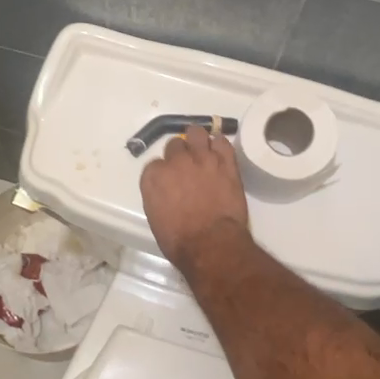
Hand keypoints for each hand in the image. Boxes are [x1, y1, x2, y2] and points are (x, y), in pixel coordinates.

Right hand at [139, 124, 250, 271]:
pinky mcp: (225, 162)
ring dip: (198, 140)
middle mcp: (175, 161)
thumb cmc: (179, 240)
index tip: (170, 181)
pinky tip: (219, 152)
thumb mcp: (156, 218)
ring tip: (203, 150)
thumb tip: (167, 190)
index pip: (155, 163)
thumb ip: (158, 195)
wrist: (211, 244)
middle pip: (175, 144)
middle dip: (180, 154)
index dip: (164, 171)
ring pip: (197, 133)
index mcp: (154, 176)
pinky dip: (220, 145)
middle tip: (187, 167)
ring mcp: (202, 158)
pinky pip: (222, 142)